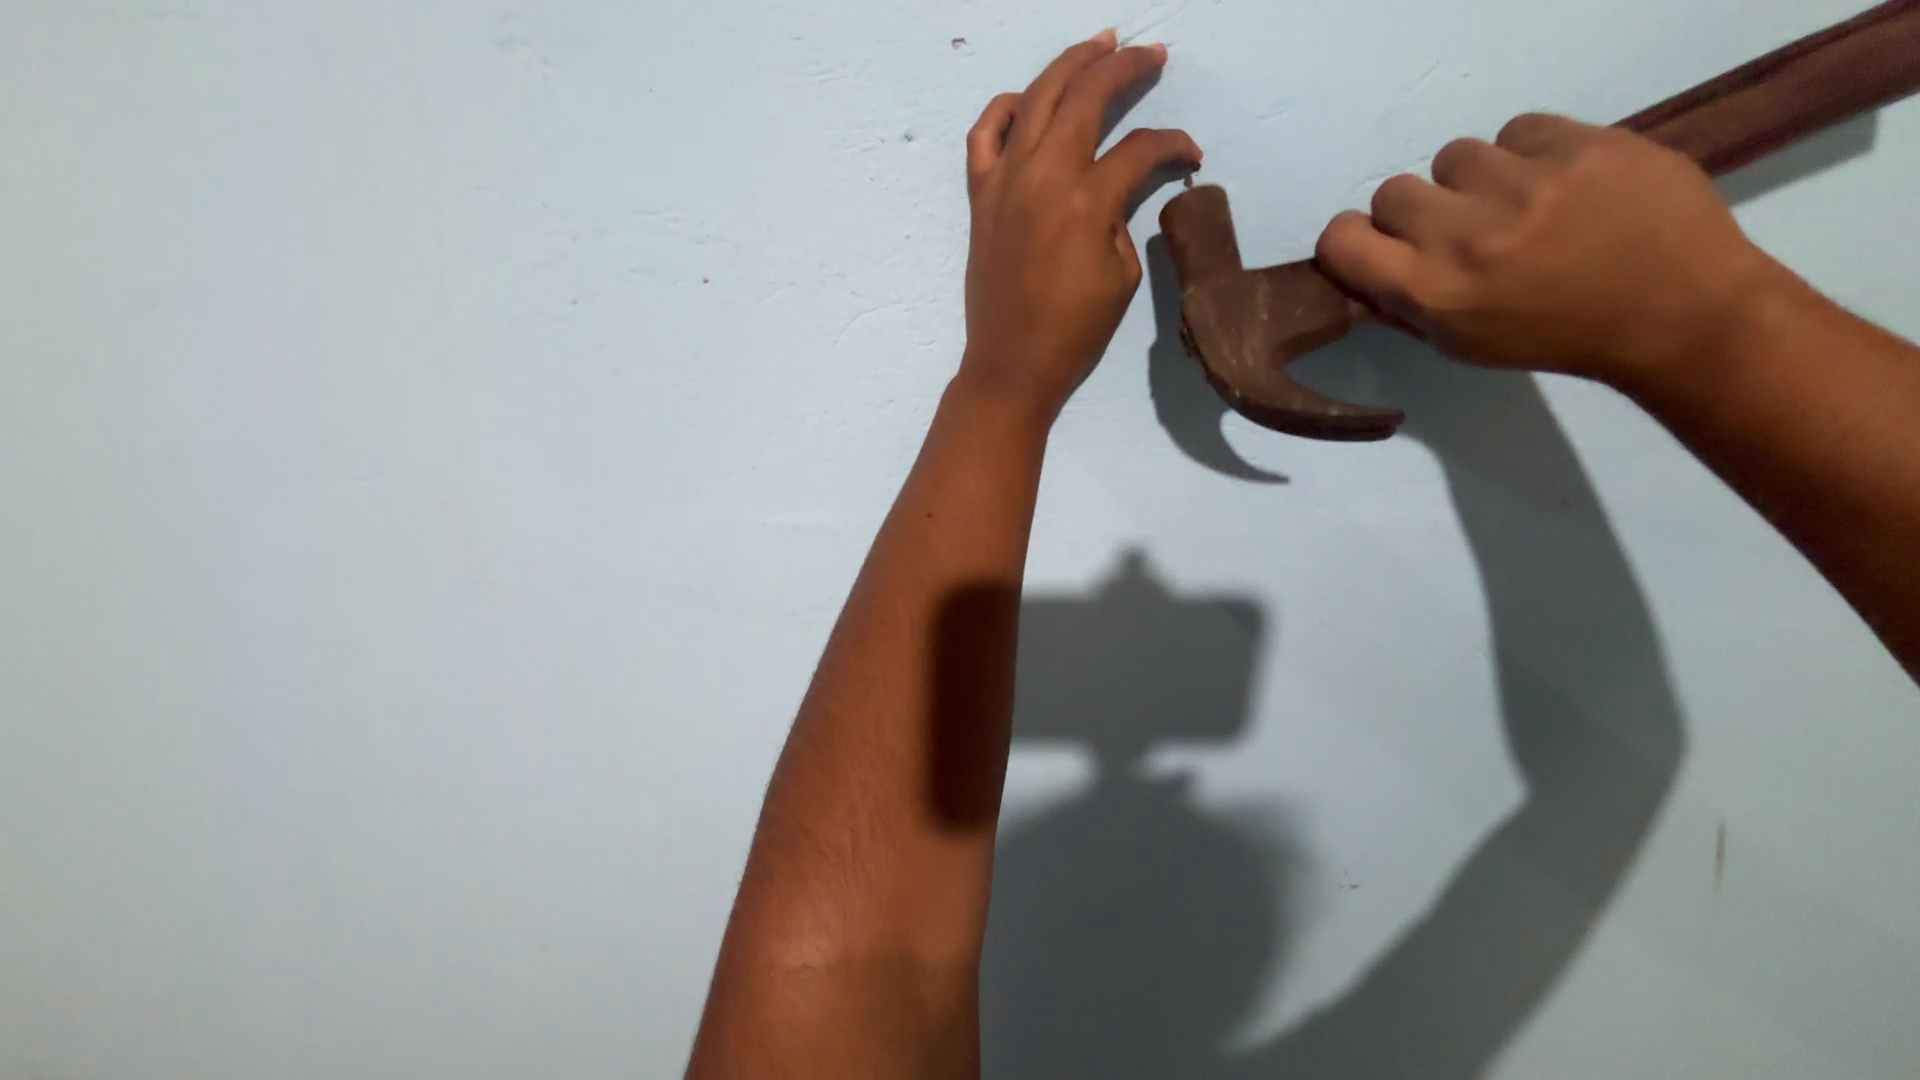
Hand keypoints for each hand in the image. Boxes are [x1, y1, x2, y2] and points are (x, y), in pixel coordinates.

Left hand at [959, 30, 1201, 416]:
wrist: (1012, 363)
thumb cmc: (1074, 331)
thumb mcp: (1121, 276)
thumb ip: (1120, 219)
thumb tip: (1112, 191)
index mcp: (1087, 201)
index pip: (1140, 149)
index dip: (1173, 146)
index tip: (1190, 156)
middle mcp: (1043, 175)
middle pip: (1086, 96)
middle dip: (1125, 67)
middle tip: (1150, 54)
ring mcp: (1005, 181)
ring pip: (1036, 97)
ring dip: (1070, 63)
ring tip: (1097, 46)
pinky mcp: (980, 196)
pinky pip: (985, 134)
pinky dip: (1005, 108)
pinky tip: (1027, 99)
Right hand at [1316, 113, 1783, 384]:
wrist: (1674, 311)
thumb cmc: (1552, 338)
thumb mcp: (1460, 343)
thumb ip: (1405, 302)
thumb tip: (1367, 266)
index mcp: (1430, 289)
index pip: (1341, 240)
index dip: (1352, 241)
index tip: (1379, 247)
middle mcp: (1464, 233)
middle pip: (1391, 192)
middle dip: (1416, 212)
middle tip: (1457, 228)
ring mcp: (1523, 183)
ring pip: (1454, 156)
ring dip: (1472, 179)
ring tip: (1514, 203)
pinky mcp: (1579, 144)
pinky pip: (1518, 129)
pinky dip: (1528, 153)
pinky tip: (1555, 181)